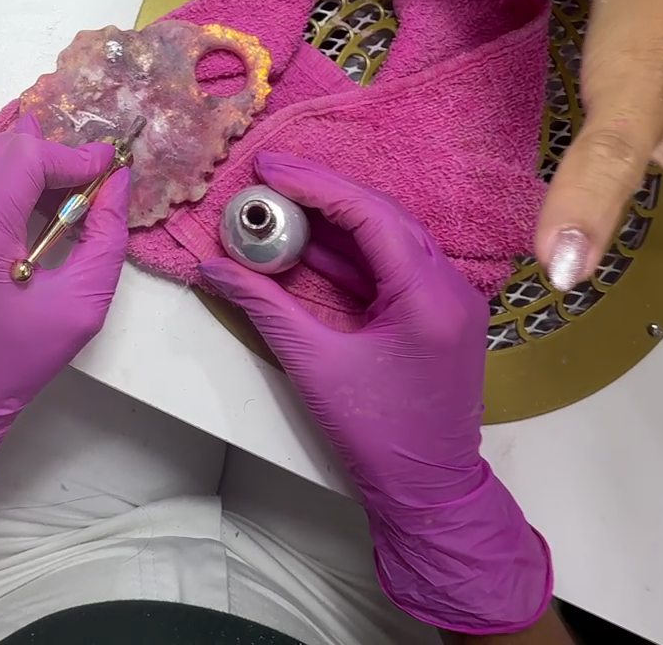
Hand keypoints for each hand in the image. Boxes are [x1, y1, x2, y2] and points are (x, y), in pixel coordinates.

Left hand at [0, 116, 129, 504]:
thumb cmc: (17, 359)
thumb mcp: (81, 306)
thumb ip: (106, 236)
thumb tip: (117, 181)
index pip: (25, 158)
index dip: (71, 155)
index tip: (106, 166)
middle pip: (3, 151)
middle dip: (53, 158)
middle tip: (88, 183)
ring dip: (28, 170)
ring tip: (61, 200)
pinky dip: (3, 186)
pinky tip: (26, 213)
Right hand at [199, 152, 550, 634]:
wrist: (429, 493)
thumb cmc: (377, 434)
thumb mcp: (312, 362)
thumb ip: (263, 305)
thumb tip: (212, 267)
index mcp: (429, 297)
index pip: (370, 216)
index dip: (316, 185)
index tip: (268, 169)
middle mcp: (449, 287)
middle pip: (382, 215)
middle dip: (322, 190)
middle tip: (270, 173)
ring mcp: (447, 298)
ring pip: (387, 234)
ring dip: (334, 215)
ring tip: (282, 197)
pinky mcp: (434, 312)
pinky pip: (389, 262)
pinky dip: (347, 247)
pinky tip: (307, 238)